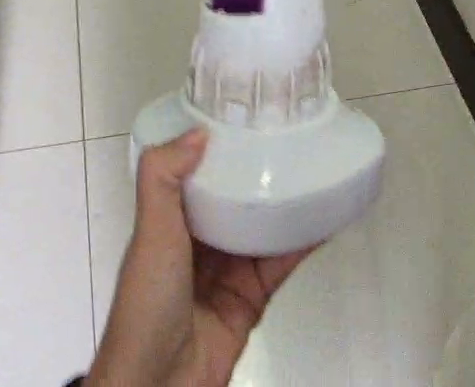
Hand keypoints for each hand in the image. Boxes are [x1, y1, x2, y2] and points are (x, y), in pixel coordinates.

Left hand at [88, 129, 313, 386]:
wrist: (162, 383)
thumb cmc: (149, 299)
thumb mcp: (150, 231)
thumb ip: (162, 179)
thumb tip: (200, 131)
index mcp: (168, 221)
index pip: (192, 174)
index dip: (213, 147)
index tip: (239, 115)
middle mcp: (197, 241)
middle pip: (231, 197)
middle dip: (253, 170)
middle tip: (285, 135)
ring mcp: (227, 269)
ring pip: (260, 226)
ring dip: (282, 201)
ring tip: (311, 166)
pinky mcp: (253, 296)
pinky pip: (281, 261)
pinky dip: (302, 241)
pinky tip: (324, 217)